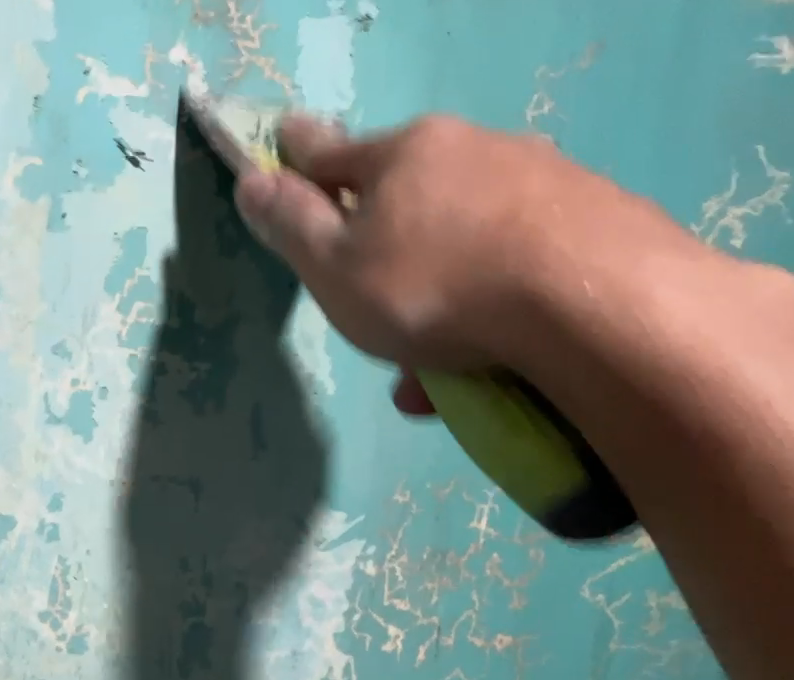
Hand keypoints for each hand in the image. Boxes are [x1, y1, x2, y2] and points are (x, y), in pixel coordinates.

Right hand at [233, 114, 705, 412]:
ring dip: (431, 299)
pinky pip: (508, 266)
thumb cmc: (431, 287)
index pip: (330, 154)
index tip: (281, 146)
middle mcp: (474, 151)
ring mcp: (540, 181)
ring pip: (456, 244)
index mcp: (405, 155)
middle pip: (401, 205)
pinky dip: (485, 308)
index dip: (297, 161)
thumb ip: (289, 225)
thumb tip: (252, 181)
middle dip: (377, 257)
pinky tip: (479, 364)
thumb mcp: (332, 267)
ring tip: (426, 368)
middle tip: (364, 315)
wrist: (593, 308)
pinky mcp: (591, 219)